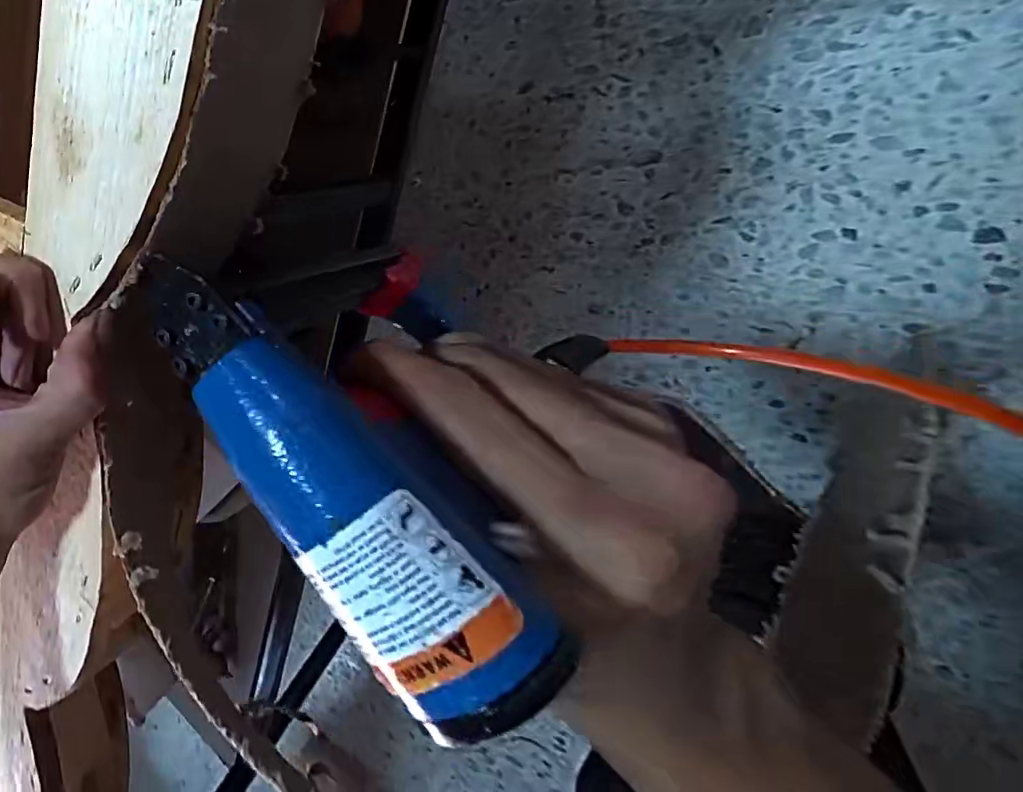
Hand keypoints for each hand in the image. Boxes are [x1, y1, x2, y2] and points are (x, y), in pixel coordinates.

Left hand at [0, 249, 105, 570]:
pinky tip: (44, 369)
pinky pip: (20, 304)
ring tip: (36, 372)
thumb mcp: (34, 446)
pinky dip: (43, 325)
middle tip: (30, 362)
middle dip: (15, 302)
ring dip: (35, 314)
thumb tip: (102, 319)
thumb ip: (74, 386)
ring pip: (0, 277)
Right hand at [347, 337, 889, 789]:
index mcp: (601, 537)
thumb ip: (422, 508)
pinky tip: (487, 411)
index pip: (472, 415)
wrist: (668, 662)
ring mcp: (666, 442)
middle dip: (421, 362)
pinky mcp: (666, 419)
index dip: (401, 375)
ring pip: (519, 361)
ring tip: (427, 393)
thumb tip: (358, 416)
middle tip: (378, 376)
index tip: (354, 366)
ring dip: (460, 367)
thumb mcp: (479, 600)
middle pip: (493, 372)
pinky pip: (548, 371)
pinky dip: (501, 379)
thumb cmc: (559, 648)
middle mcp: (649, 478)